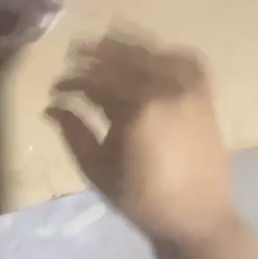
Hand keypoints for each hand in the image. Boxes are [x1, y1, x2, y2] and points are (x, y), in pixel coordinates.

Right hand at [48, 35, 237, 247]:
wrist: (195, 215)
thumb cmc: (139, 196)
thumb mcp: (96, 167)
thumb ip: (73, 131)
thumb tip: (52, 107)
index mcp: (137, 109)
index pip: (96, 81)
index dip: (71, 82)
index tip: (54, 89)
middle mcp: (166, 90)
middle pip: (124, 59)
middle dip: (94, 54)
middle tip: (72, 53)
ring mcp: (190, 91)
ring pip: (156, 53)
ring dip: (128, 46)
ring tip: (106, 43)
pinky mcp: (205, 97)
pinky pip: (189, 62)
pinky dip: (169, 53)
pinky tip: (153, 55)